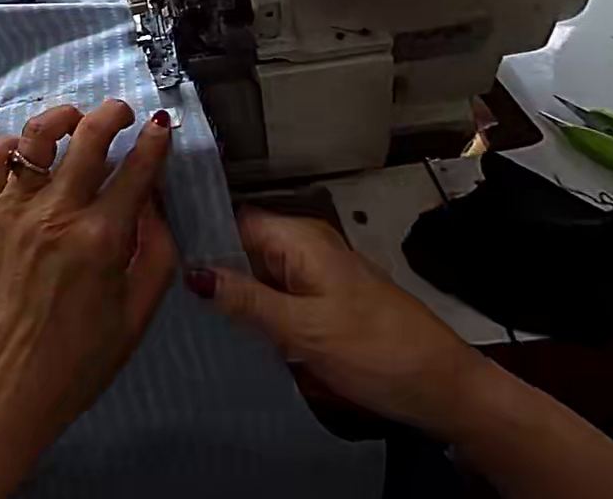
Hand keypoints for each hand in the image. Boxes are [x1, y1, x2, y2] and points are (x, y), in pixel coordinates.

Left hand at [0, 101, 176, 498]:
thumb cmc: (74, 362)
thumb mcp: (135, 319)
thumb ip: (156, 257)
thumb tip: (156, 204)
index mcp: (101, 240)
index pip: (137, 172)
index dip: (155, 142)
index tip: (163, 125)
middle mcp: (58, 212)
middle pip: (89, 137)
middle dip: (113, 113)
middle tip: (123, 111)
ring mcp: (15, 208)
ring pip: (37, 137)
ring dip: (62, 117)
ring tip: (75, 119)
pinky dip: (10, 144)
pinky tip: (27, 152)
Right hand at [186, 209, 490, 434]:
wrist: (450, 391)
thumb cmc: (378, 351)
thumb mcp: (303, 328)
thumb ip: (245, 298)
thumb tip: (193, 272)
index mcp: (297, 235)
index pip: (230, 220)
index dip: (198, 236)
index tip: (162, 254)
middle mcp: (303, 243)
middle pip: (240, 245)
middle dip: (212, 267)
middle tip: (173, 291)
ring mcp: (313, 270)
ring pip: (255, 270)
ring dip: (233, 290)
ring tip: (193, 309)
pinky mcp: (321, 296)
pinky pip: (274, 289)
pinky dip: (255, 304)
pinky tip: (236, 325)